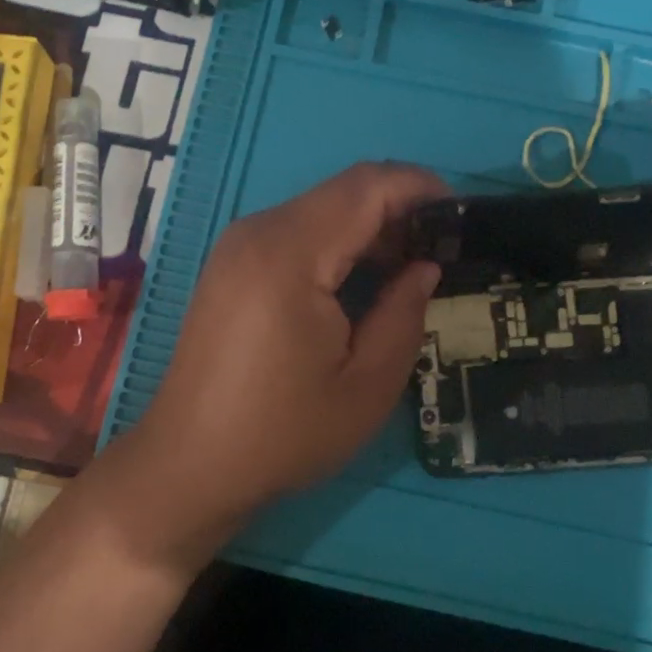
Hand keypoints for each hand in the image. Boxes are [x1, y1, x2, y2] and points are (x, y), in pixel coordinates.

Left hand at [90, 162, 446, 570]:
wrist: (189, 464)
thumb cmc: (282, 433)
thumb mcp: (366, 385)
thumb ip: (404, 314)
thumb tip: (424, 266)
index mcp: (290, 255)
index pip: (367, 187)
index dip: (420, 187)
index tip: (462, 215)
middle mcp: (258, 233)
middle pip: (342, 191)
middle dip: (398, 208)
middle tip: (443, 250)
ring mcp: (237, 246)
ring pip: (319, 208)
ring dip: (368, 226)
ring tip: (409, 268)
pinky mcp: (230, 265)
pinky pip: (295, 231)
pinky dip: (336, 242)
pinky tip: (360, 281)